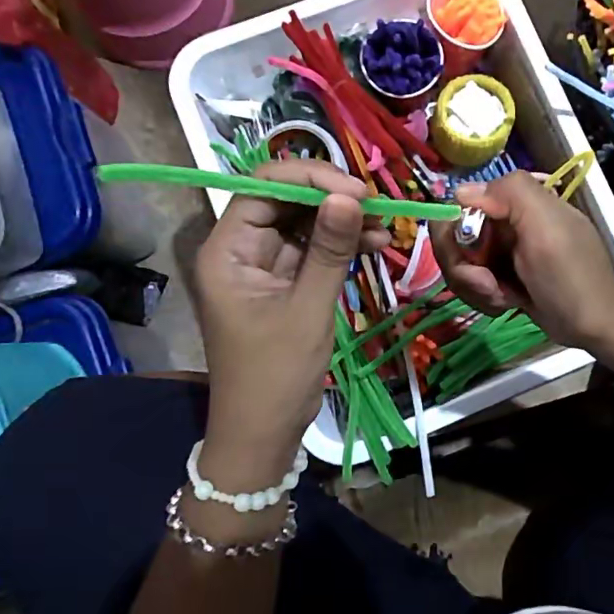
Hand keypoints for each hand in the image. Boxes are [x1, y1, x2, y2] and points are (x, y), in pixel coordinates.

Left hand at [195, 160, 389, 469]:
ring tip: (385, 228)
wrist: (264, 433)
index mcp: (227, 251)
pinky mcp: (283, 285)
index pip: (264, 189)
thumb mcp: (308, 309)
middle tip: (378, 207)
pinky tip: (375, 246)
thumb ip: (329, 250)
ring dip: (342, 223)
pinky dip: (340, 247)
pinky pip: (312, 252)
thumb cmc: (276, 374)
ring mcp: (263, 268)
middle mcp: (240, 251)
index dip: (310, 181)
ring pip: (303, 226)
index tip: (357, 192)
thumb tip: (350, 196)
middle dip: (331, 200)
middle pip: (285, 203)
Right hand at [433, 173, 613, 349]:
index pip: (462, 205)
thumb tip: (461, 191)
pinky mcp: (502, 279)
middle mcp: (506, 223)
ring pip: (461, 265)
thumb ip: (510, 191)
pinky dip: (485, 297)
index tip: (471, 255)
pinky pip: (473, 284)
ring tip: (504, 298)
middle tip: (489, 285)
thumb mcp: (546, 223)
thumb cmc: (569, 273)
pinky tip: (507, 303)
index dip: (457, 232)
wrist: (594, 323)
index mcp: (518, 202)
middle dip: (465, 267)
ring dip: (476, 287)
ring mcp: (503, 253)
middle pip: (455, 238)